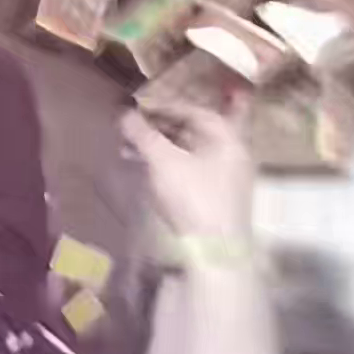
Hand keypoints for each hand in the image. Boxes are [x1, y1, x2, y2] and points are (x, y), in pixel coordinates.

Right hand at [120, 97, 255, 241]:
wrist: (213, 247)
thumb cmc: (191, 196)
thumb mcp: (162, 161)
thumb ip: (142, 135)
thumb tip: (123, 112)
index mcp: (227, 140)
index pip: (196, 112)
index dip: (166, 106)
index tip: (137, 108)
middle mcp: (229, 153)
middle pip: (192, 130)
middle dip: (158, 126)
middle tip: (129, 127)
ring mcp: (222, 175)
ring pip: (186, 150)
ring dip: (157, 145)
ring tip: (127, 148)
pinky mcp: (211, 193)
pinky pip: (185, 166)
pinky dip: (163, 162)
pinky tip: (142, 167)